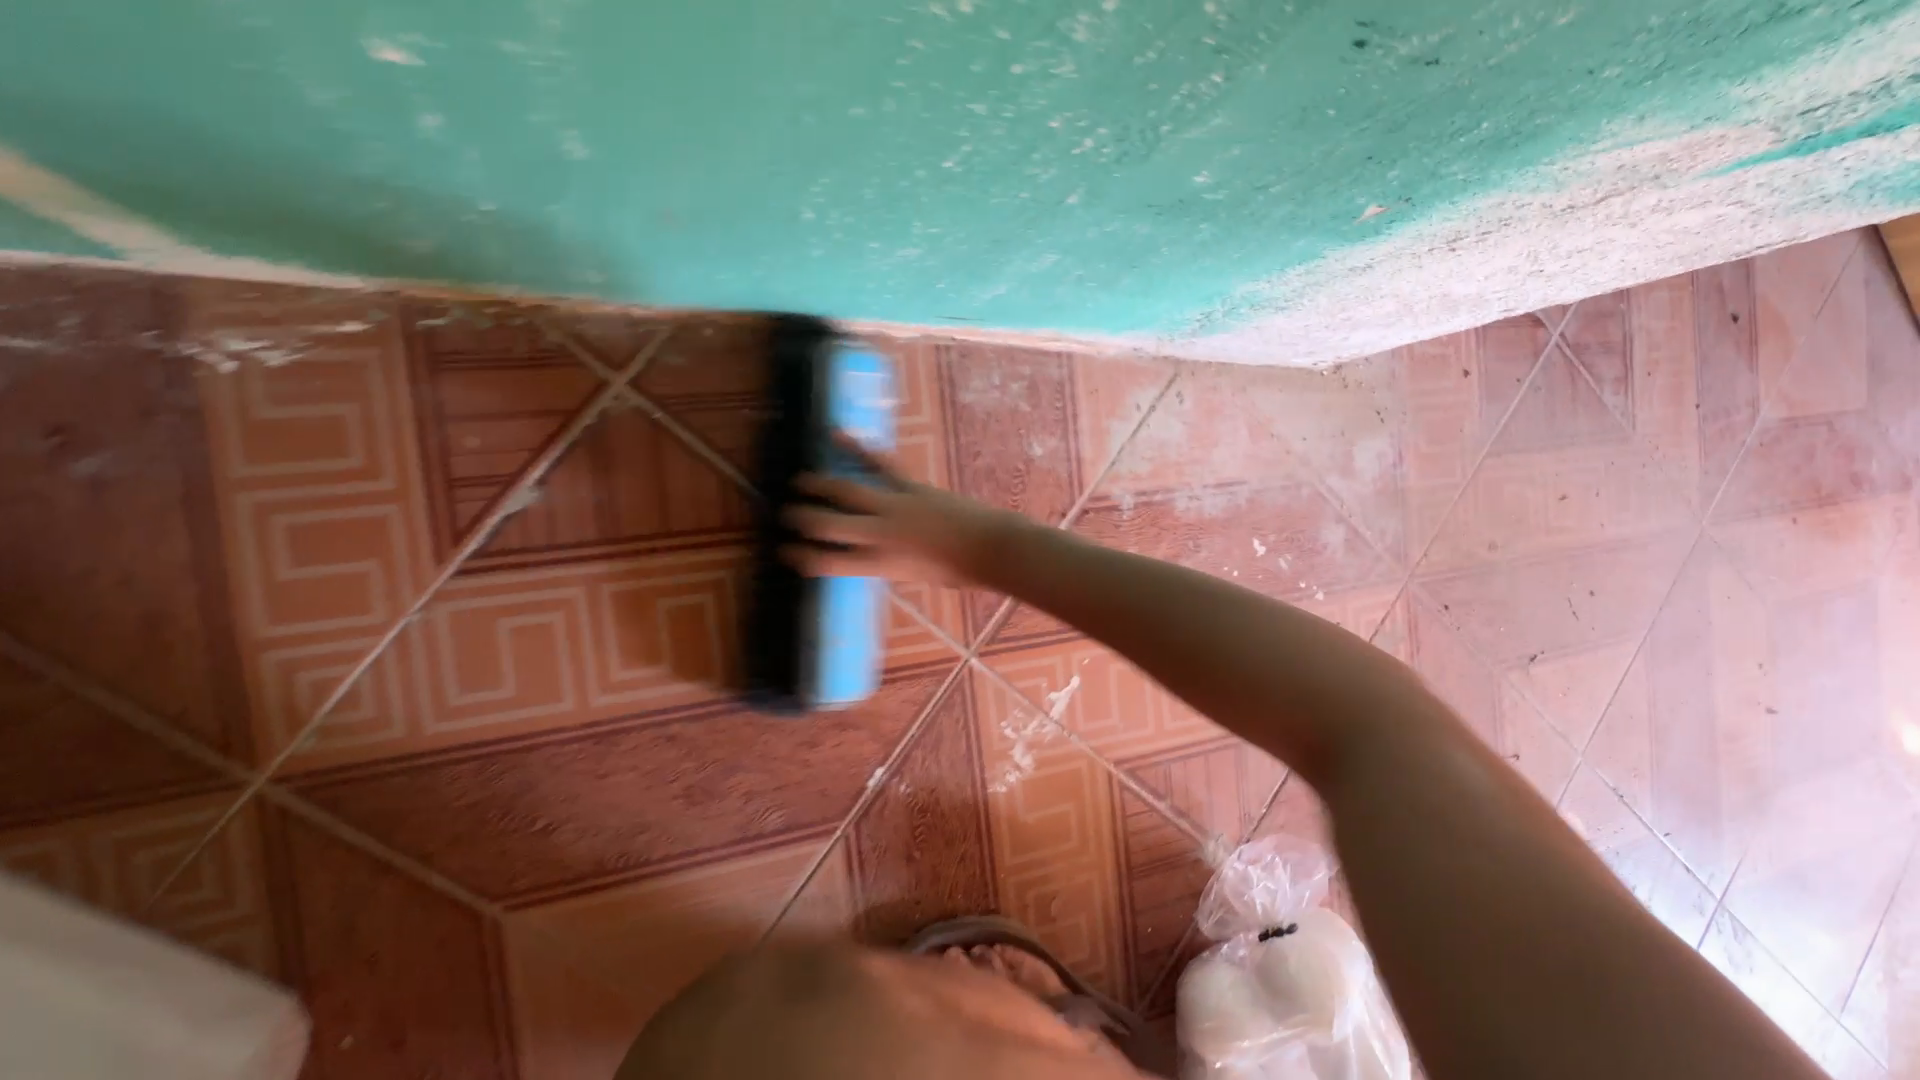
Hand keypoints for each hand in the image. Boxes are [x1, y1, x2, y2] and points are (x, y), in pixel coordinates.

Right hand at [780, 436, 1024, 586]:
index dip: (801, 557)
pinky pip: (878, 463)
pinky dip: (856, 448)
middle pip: (827, 524)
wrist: (990, 548)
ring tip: (798, 481)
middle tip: (784, 514)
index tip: (786, 552)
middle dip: (801, 518)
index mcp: (879, 564)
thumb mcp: (912, 576)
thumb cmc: (955, 571)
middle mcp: (878, 534)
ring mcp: (893, 505)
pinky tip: (835, 434)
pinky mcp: (909, 485)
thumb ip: (885, 563)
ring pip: (845, 490)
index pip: (827, 562)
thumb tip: (867, 552)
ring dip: (817, 484)